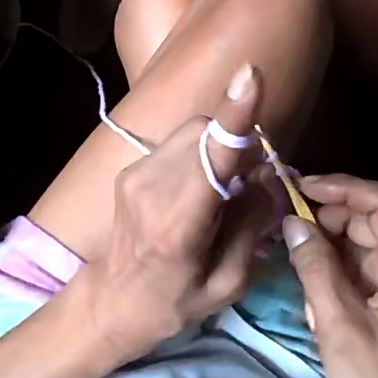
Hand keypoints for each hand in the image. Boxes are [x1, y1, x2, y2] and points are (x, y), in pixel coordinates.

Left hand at [63, 64, 276, 366]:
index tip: (250, 74)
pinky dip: (199, 156)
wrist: (110, 302)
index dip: (234, 115)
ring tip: (223, 190)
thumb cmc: (174, 303)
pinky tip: (199, 188)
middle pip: (205, 132)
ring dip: (218, 147)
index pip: (211, 158)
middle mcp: (151, 188)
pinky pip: (178, 145)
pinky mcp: (131, 169)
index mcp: (178, 225)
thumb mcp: (228, 282)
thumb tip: (268, 175)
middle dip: (236, 143)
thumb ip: (251, 224)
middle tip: (250, 180)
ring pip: (192, 132)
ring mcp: (136, 174)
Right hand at [284, 175, 377, 377]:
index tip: (302, 187)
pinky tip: (303, 259)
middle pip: (373, 217)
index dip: (344, 188)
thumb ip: (315, 266)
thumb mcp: (336, 324)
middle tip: (285, 210)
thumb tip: (292, 221)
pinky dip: (330, 254)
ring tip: (288, 234)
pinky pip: (356, 260)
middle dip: (329, 208)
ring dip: (326, 231)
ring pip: (362, 237)